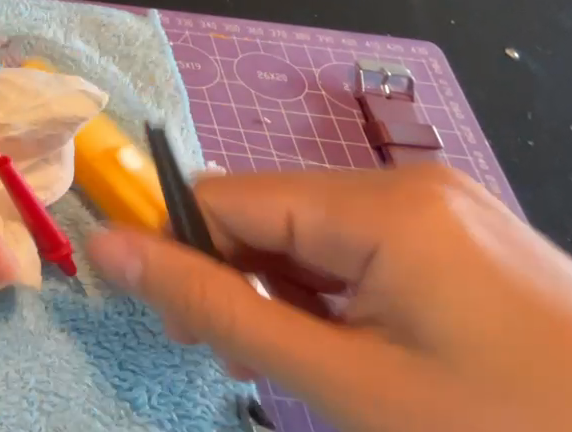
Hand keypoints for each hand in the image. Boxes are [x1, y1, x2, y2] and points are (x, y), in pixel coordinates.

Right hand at [86, 165, 571, 431]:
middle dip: (234, 281)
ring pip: (310, 238)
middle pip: (266, 215)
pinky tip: (347, 352)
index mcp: (380, 204)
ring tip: (293, 366)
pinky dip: (332, 298)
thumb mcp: (347, 384)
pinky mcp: (468, 245)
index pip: (221, 198)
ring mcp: (447, 213)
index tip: (175, 325)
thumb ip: (214, 307)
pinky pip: (362, 253)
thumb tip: (103, 246)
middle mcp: (409, 186)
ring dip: (280, 295)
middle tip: (232, 359)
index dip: (181, 253)